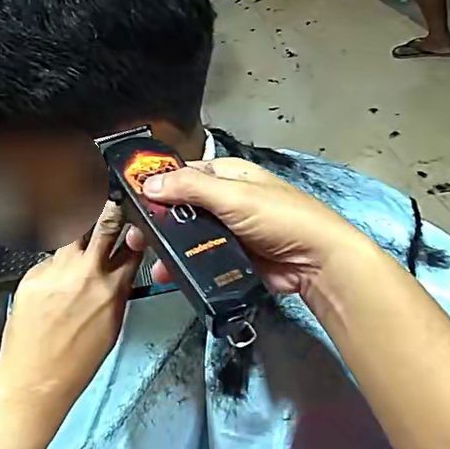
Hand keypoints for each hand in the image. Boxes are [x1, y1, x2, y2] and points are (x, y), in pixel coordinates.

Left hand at [0, 201, 139, 418]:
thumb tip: (120, 270)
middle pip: (105, 222)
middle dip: (111, 209)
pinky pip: (48, 259)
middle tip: (111, 202)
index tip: (135, 223)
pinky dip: (54, 265)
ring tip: (81, 234)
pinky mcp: (32, 276)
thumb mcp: (113, 324)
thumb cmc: (75, 362)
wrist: (35, 380)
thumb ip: (118, 289)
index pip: (133, 245)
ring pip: (73, 233)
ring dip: (80, 230)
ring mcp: (57, 272)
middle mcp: (86, 274)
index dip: (135, 230)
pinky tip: (53, 283)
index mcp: (114, 287)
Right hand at [127, 159, 368, 296]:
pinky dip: (187, 265)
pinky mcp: (234, 257)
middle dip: (160, 221)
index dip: (158, 185)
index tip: (132, 200)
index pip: (185, 175)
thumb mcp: (234, 197)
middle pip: (183, 208)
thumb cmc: (283, 218)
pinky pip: (203, 259)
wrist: (317, 260)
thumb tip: (152, 183)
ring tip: (150, 258)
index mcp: (229, 176)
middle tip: (137, 236)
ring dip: (170, 247)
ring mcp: (231, 230)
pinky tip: (171, 274)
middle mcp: (227, 200)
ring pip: (190, 236)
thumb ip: (191, 189)